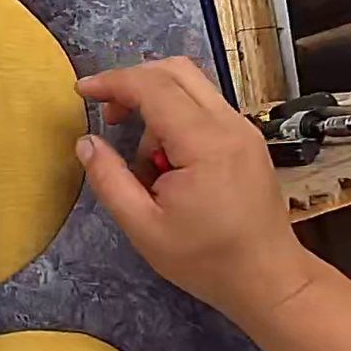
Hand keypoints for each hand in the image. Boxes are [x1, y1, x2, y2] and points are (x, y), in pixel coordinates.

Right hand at [75, 58, 324, 322]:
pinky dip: (175, 119)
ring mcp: (243, 129)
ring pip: (191, 87)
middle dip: (133, 83)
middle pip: (176, 71)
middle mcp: (230, 124)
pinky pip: (204, 108)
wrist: (269, 279)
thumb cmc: (205, 260)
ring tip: (143, 162)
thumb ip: (110, 180)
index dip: (112, 82)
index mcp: (205, 144)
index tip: (81, 91)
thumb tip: (86, 142)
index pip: (153, 88)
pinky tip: (167, 162)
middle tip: (108, 116)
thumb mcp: (143, 228)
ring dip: (155, 105)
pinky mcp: (246, 140)